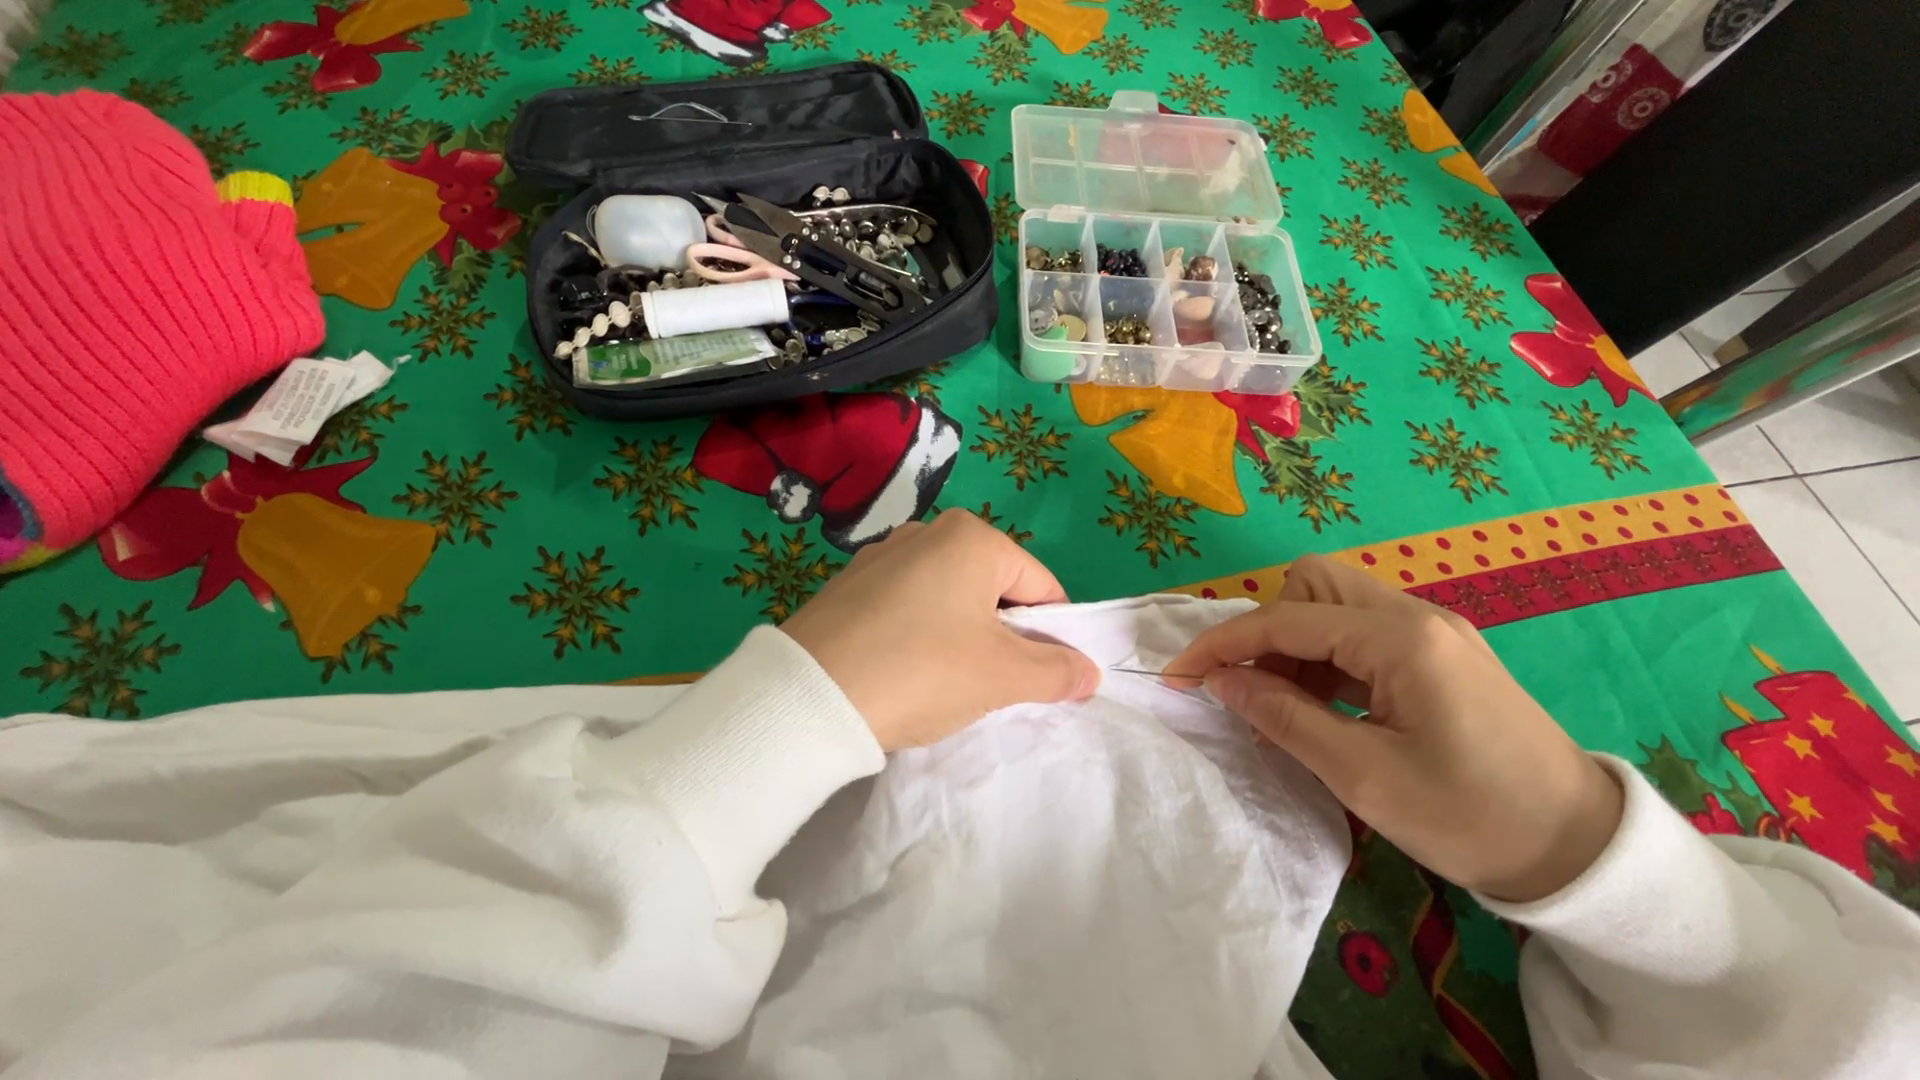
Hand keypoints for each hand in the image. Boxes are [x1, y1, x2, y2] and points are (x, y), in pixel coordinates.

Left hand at [782, 510, 1098, 751]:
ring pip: (948, 601)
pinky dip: (918, 637)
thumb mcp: (1002, 677)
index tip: (1042, 678)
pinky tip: (903, 673)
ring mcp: (880, 557)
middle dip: (1003, 637)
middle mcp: (925, 533)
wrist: (811, 696)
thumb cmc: (922, 671)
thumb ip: (1056, 671)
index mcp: (971, 538)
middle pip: (993, 590)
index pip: (1040, 586)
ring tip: (943, 683)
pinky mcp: (847, 588)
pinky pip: (906, 609)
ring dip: (961, 639)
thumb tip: (1089, 673)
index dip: (1051, 635)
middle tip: (990, 684)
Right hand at [1166, 556, 1622, 902]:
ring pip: (1336, 603)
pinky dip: (1325, 659)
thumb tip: (1220, 681)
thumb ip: (1283, 718)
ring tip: (1284, 709)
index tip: (1178, 676)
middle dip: (1266, 628)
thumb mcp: (1362, 775)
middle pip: (1313, 582)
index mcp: (1401, 639)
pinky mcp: (1440, 653)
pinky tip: (1322, 708)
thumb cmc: (1470, 817)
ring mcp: (1432, 631)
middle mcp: (1416, 615)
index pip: (1286, 619)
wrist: (1580, 850)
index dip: (1223, 644)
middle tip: (1252, 690)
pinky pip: (1361, 632)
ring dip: (1294, 644)